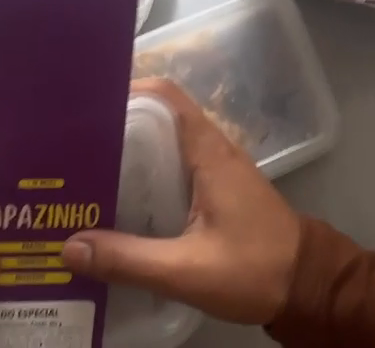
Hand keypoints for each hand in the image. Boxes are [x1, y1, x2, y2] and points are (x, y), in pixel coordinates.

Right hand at [60, 78, 301, 324]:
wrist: (306, 285)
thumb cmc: (253, 267)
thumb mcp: (185, 269)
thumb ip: (128, 258)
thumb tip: (68, 246)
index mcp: (208, 149)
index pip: (166, 96)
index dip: (129, 89)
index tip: (88, 104)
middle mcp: (211, 149)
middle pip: (159, 117)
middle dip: (118, 125)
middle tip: (71, 146)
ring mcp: (216, 169)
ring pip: (166, 144)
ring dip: (130, 152)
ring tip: (83, 171)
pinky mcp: (216, 191)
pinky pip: (174, 168)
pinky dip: (145, 175)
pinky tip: (117, 203)